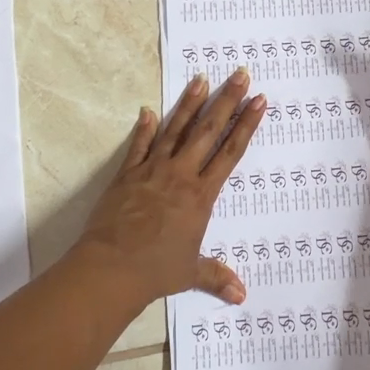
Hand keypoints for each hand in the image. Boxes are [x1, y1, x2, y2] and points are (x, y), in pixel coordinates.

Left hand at [71, 70, 264, 309]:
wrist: (110, 269)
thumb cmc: (155, 271)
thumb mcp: (190, 273)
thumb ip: (216, 277)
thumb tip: (241, 295)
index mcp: (201, 195)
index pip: (230, 152)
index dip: (246, 124)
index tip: (259, 100)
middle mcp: (181, 175)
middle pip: (208, 130)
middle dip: (226, 100)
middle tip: (240, 73)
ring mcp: (152, 170)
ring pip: (176, 129)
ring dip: (190, 103)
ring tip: (202, 78)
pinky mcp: (127, 174)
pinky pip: (138, 146)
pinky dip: (145, 128)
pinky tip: (148, 111)